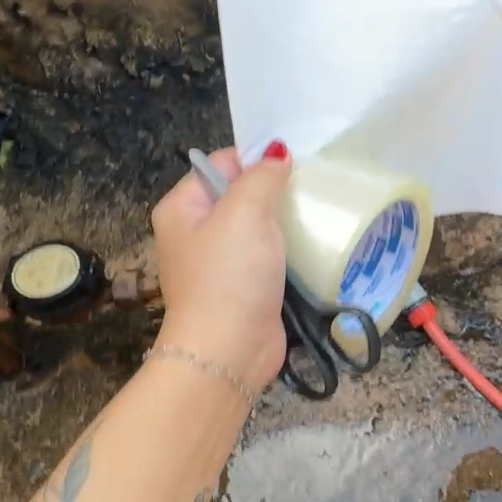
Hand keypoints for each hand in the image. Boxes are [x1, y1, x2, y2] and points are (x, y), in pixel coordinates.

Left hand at [151, 144, 291, 391]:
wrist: (229, 350)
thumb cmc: (230, 276)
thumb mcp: (245, 214)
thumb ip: (262, 177)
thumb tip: (277, 152)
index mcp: (182, 208)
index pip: (221, 164)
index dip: (257, 160)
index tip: (296, 166)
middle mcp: (195, 231)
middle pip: (241, 194)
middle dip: (276, 191)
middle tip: (313, 191)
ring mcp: (220, 261)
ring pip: (258, 226)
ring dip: (286, 222)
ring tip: (319, 216)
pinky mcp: (244, 286)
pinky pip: (268, 255)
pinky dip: (288, 250)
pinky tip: (312, 248)